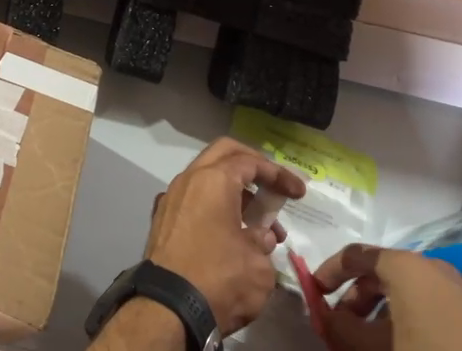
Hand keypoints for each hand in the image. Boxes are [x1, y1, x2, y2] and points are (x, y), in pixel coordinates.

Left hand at [145, 136, 306, 335]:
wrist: (169, 307)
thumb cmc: (220, 279)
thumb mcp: (258, 265)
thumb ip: (263, 242)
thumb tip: (259, 235)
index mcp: (213, 180)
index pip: (249, 162)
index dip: (278, 173)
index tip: (299, 192)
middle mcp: (188, 180)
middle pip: (223, 155)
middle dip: (252, 166)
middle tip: (275, 188)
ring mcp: (170, 198)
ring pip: (207, 179)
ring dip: (235, 194)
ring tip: (261, 229)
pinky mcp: (162, 218)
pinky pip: (193, 200)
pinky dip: (215, 206)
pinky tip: (231, 235)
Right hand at [314, 245, 461, 350]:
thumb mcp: (379, 347)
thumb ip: (346, 330)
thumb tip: (325, 317)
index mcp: (405, 266)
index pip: (355, 255)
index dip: (329, 272)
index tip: (315, 293)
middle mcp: (431, 268)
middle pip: (381, 273)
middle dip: (356, 298)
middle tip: (343, 325)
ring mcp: (459, 291)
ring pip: (407, 292)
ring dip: (382, 313)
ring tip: (372, 343)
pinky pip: (431, 306)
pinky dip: (409, 320)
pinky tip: (404, 346)